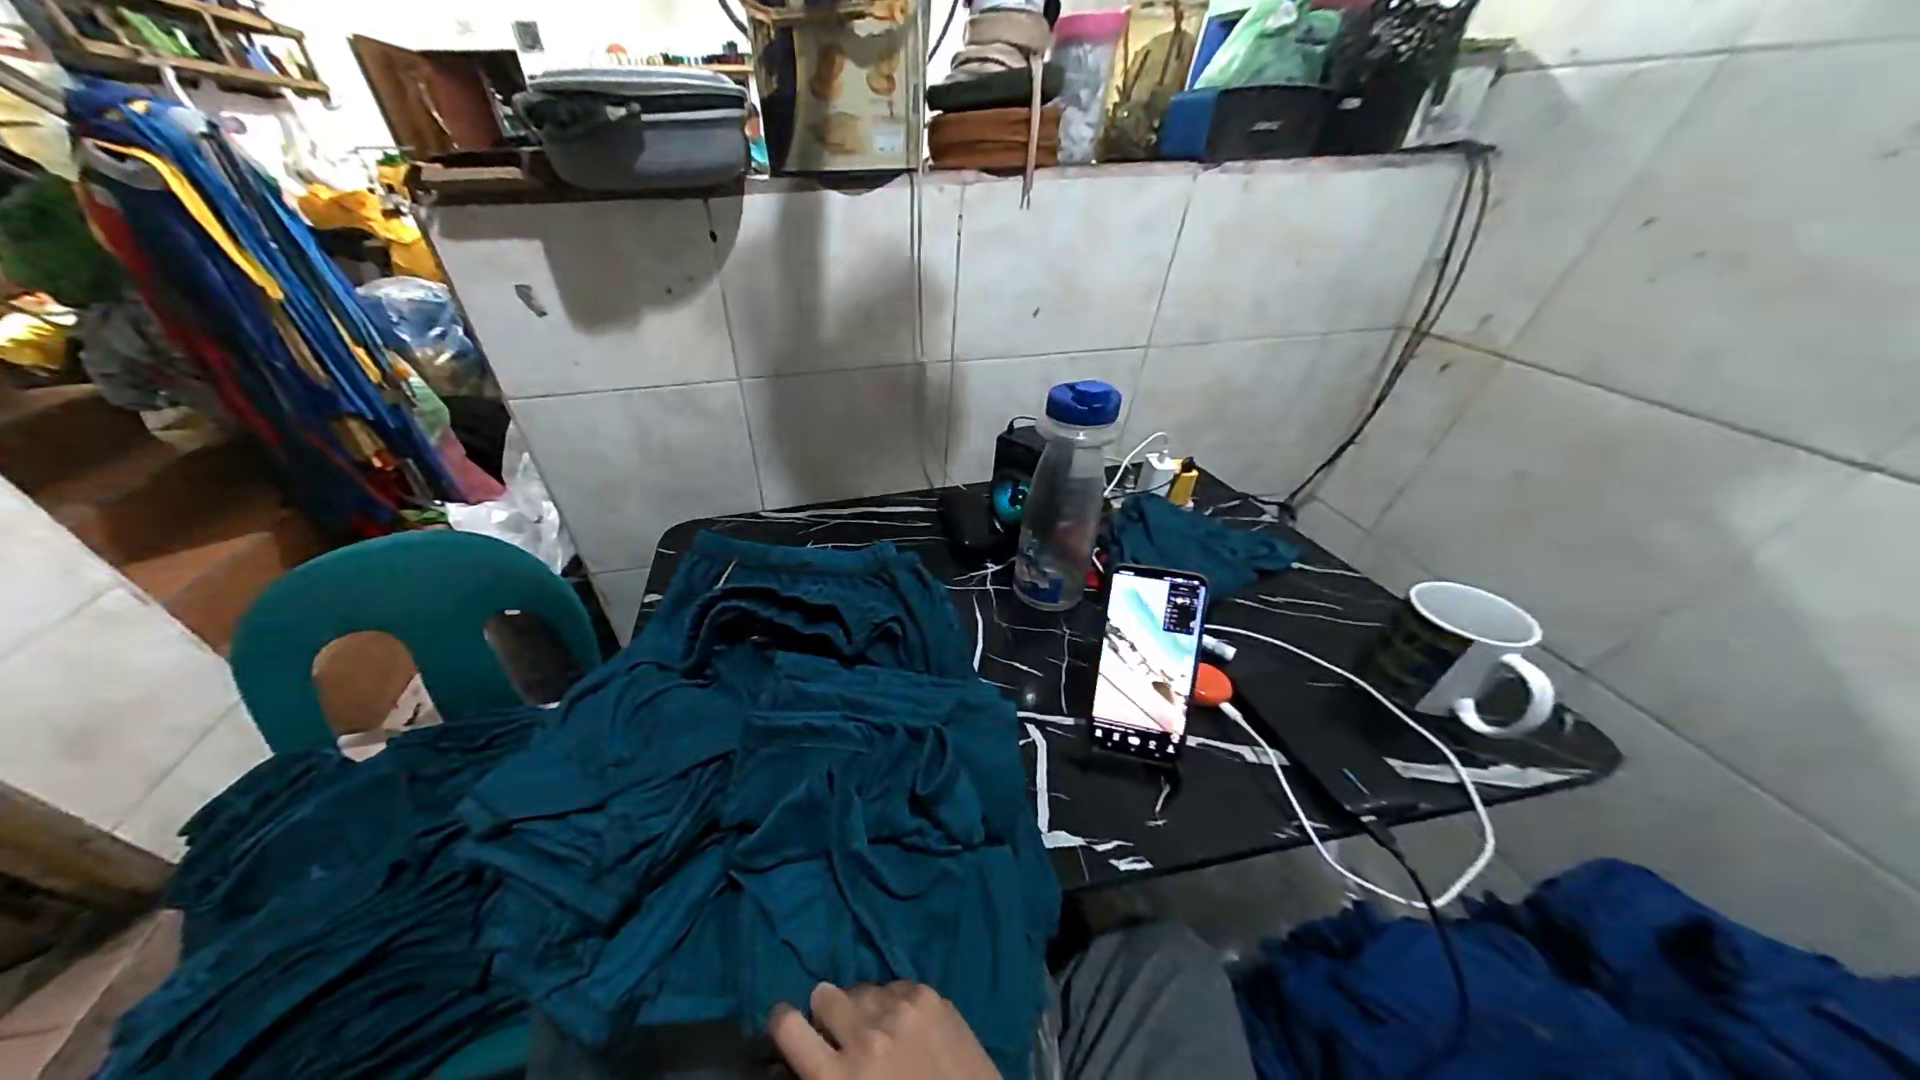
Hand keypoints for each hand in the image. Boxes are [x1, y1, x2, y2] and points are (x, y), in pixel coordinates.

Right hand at [768, 981, 999, 1079]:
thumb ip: (825, 1077)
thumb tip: (810, 1050)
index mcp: (836, 1079)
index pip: (788, 1027)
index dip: (785, 1021)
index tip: (789, 1022)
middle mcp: (864, 1036)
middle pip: (825, 995)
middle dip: (829, 1010)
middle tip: (842, 1029)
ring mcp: (899, 1010)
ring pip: (862, 987)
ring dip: (864, 1006)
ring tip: (881, 1028)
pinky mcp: (929, 996)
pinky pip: (896, 985)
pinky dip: (896, 1002)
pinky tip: (909, 1024)